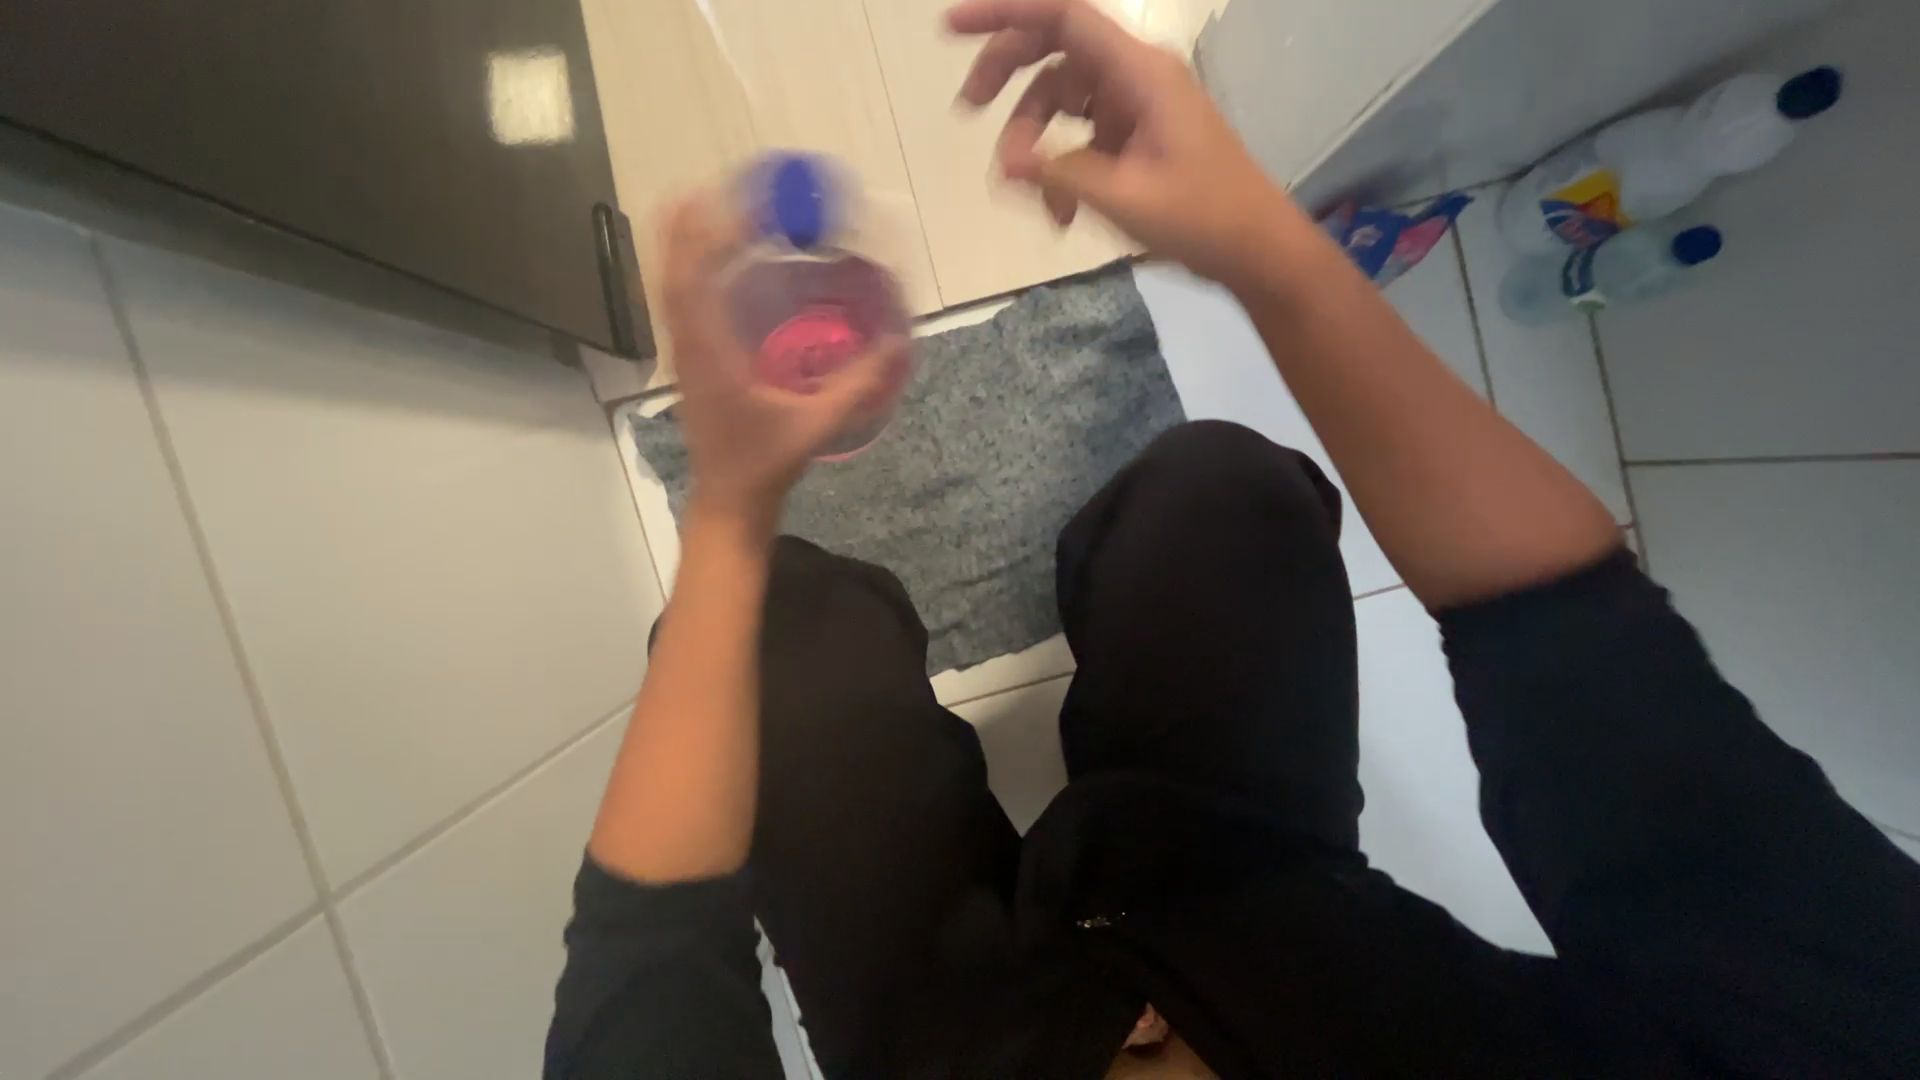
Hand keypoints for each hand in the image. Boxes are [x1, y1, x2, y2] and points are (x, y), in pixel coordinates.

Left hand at [659, 194, 908, 532]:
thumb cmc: (765, 463)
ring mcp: (679, 349)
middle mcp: (686, 342)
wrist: (727, 498)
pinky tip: (714, 257)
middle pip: (672, 264)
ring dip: (686, 238)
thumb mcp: (816, 424)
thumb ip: (857, 386)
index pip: (696, 277)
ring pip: (668, 279)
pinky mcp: (685, 358)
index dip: (710, 230)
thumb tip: (898, 345)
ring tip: (718, 204)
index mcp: (711, 353)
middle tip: (729, 185)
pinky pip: (677, 297)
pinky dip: (689, 265)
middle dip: (693, 219)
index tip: (739, 197)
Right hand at [948, 0, 1305, 286]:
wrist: (1253, 249)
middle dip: (1008, 80)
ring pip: (1063, 105)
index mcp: (1139, 73)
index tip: (954, 27)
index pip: (1062, 17)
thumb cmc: (1201, 218)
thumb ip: (1060, 173)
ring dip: (1035, 145)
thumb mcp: (1124, 197)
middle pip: (1055, 54)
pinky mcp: (1135, 141)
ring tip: (1027, 194)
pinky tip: (1061, 217)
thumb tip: (1003, 163)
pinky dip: (1062, 172)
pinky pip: (1083, 141)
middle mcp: (1134, 79)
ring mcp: (1135, 110)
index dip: (1006, 14)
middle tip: (967, 110)